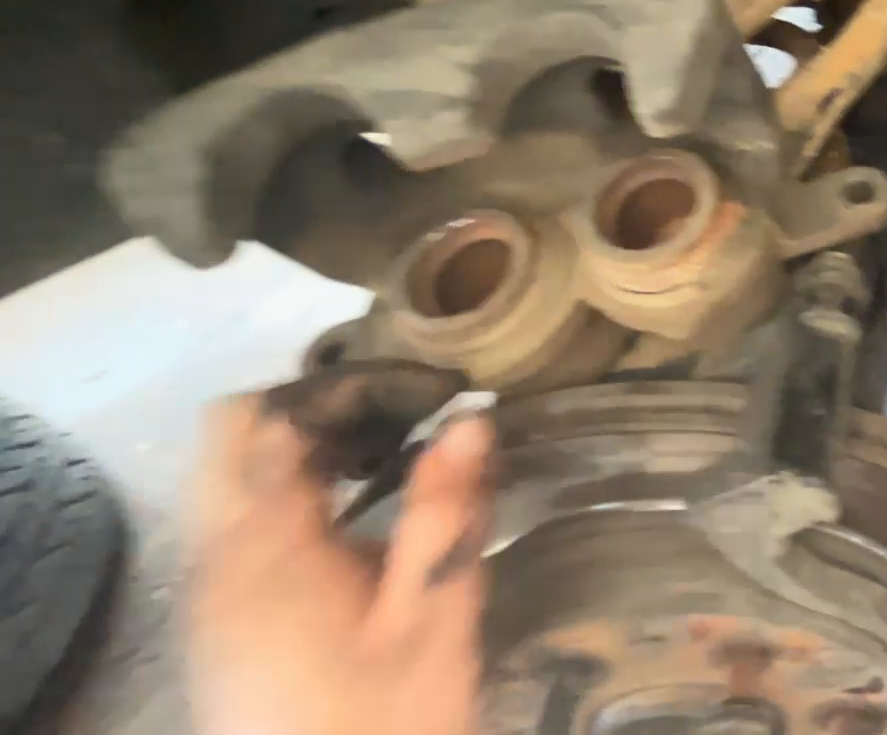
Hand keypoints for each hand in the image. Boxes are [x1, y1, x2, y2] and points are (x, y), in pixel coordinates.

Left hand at [186, 394, 492, 734]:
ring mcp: (213, 577)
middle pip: (235, 430)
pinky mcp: (226, 599)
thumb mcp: (437, 608)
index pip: (277, 420)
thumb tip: (471, 415)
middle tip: (413, 411)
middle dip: (325, 402)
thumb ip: (446, 508)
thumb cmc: (391, 710)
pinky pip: (247, 501)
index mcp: (266, 550)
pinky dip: (304, 475)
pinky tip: (367, 496)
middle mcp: (219, 552)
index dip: (354, 387)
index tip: (431, 389)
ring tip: (400, 445)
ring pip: (237, 462)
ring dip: (314, 437)